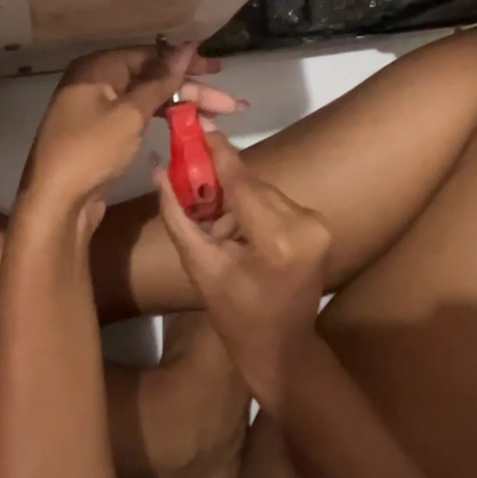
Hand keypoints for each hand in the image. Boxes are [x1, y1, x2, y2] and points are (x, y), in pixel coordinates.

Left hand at [19, 44, 239, 223]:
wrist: (56, 202)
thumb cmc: (91, 150)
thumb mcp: (130, 113)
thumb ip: (160, 81)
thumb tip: (186, 47)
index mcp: (97, 68)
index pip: (148, 54)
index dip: (184, 62)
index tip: (217, 71)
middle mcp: (96, 82)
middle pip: (151, 77)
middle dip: (191, 89)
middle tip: (229, 103)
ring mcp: (99, 110)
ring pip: (148, 100)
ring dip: (183, 107)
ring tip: (220, 118)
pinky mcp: (104, 135)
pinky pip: (139, 118)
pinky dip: (164, 122)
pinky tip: (190, 128)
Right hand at [156, 133, 332, 403]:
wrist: (283, 351)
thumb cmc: (236, 318)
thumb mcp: (201, 267)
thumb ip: (179, 216)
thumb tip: (158, 170)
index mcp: (280, 238)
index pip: (242, 181)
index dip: (215, 151)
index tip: (194, 126)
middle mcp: (306, 222)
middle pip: (251, 184)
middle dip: (218, 180)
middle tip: (186, 179)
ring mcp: (317, 224)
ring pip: (262, 191)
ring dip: (233, 197)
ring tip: (209, 220)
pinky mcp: (318, 226)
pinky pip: (274, 203)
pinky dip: (250, 208)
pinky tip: (232, 229)